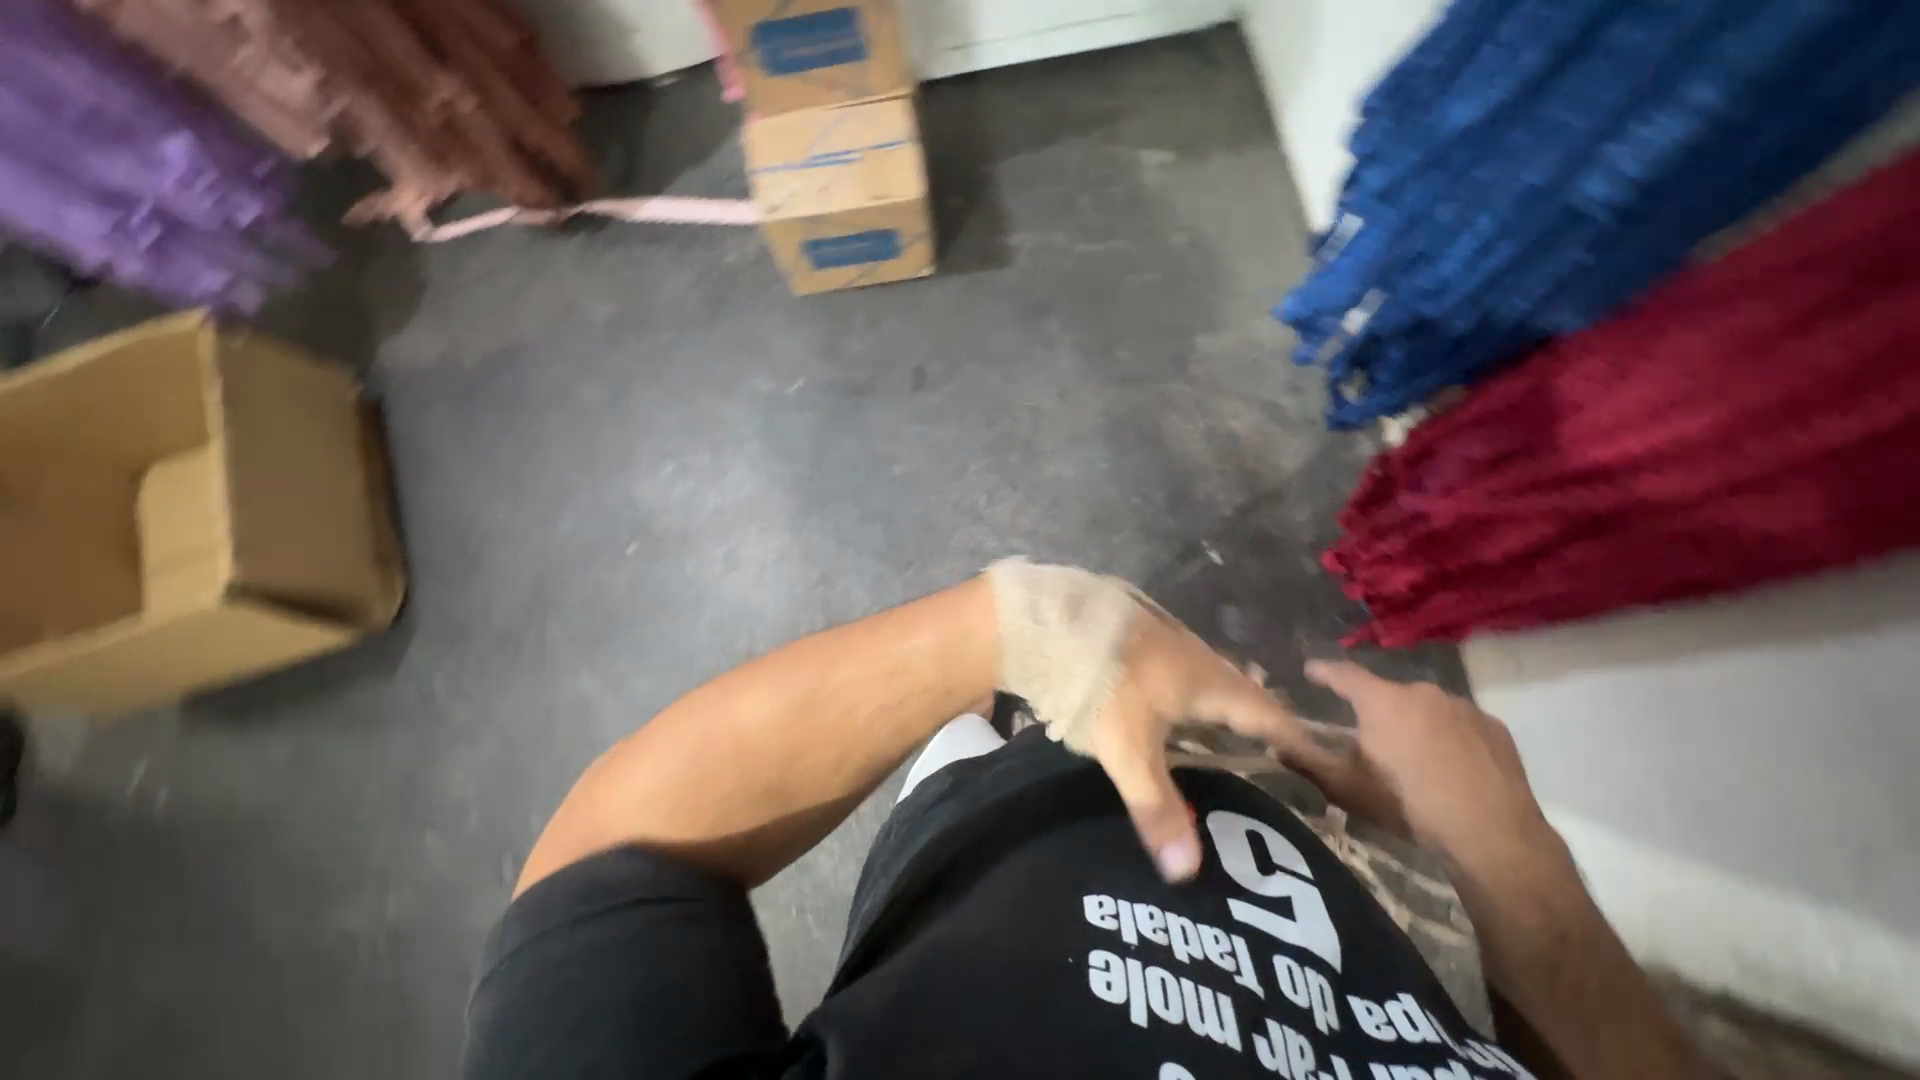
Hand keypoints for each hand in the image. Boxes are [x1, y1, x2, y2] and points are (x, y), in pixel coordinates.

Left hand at [1087, 611, 1345, 882]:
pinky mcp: (1132, 637)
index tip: (1320, 760)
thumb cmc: (1100, 683)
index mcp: (1209, 681)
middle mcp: (1195, 656)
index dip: (1294, 738)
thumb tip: (1188, 873)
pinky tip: (1167, 706)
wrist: (1049, 619)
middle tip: (1277, 751)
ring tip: (1227, 732)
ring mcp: (1163, 641)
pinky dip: (1183, 695)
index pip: (1269, 714)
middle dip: (1259, 720)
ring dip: (1218, 705)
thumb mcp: (1128, 750)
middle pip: (1240, 691)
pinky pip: (1174, 671)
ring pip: (1205, 678)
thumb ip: (1157, 806)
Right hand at [1296, 660, 1553, 864]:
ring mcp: (1464, 707)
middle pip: (1388, 694)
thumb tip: (1274, 746)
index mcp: (1382, 701)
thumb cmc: (1408, 805)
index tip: (1311, 671)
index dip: (1323, 672)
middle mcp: (1423, 692)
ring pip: (1427, 708)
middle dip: (1375, 709)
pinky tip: (1450, 766)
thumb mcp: (1346, 788)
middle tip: (1369, 736)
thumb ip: (1307, 762)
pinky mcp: (1495, 728)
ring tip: (1413, 755)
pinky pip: (1460, 724)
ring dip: (1414, 723)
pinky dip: (1448, 737)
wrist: (1491, 835)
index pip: (1343, 673)